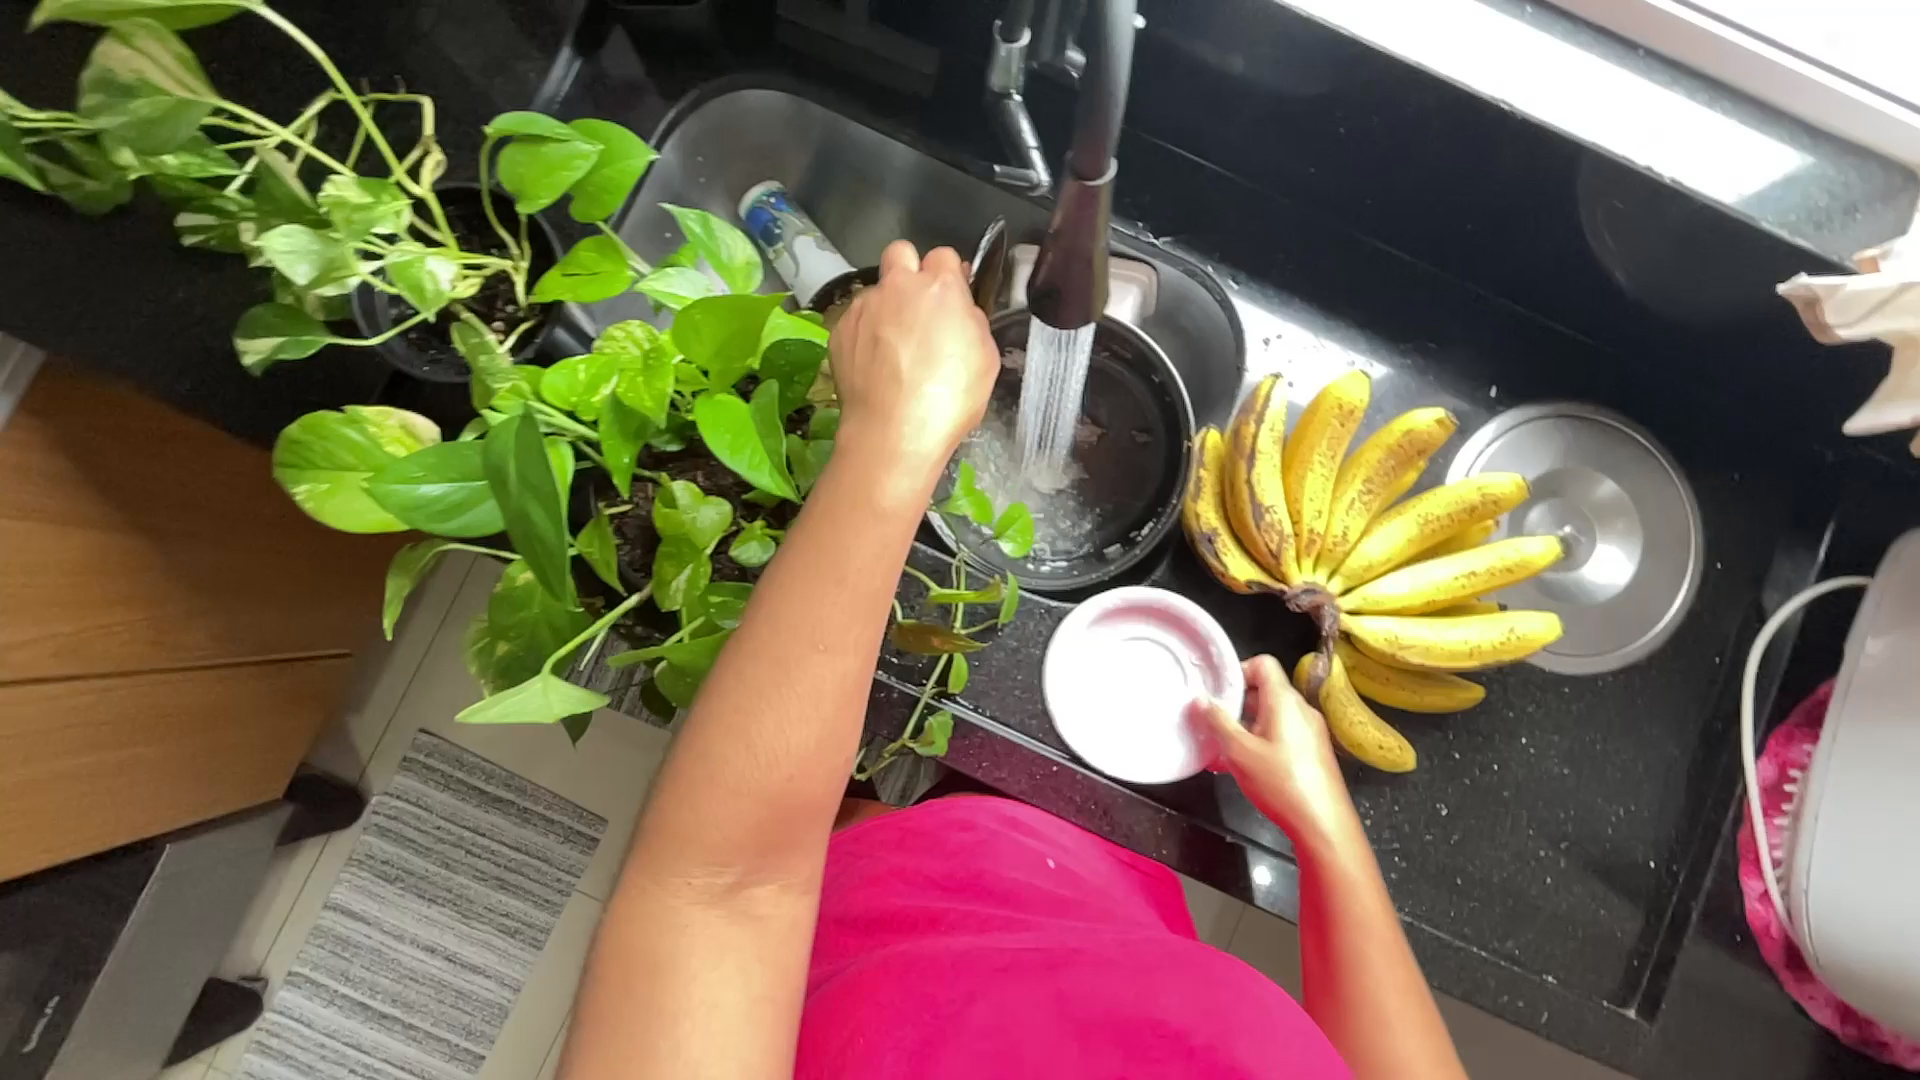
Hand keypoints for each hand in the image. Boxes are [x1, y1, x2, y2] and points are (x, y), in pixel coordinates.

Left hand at [828, 240, 998, 483]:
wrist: (893, 433)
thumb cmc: (949, 400)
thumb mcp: (986, 359)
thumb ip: (971, 322)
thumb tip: (960, 311)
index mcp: (940, 288)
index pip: (944, 256)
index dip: (948, 277)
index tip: (949, 301)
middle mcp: (898, 287)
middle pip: (901, 253)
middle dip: (909, 272)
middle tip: (916, 308)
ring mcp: (863, 307)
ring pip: (876, 292)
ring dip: (885, 309)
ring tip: (892, 350)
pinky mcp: (839, 331)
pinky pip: (856, 321)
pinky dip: (865, 336)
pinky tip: (874, 366)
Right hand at [1196, 656, 1362, 850]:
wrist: (1323, 825)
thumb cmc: (1280, 783)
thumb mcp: (1239, 752)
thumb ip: (1217, 722)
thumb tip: (1200, 699)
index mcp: (1284, 701)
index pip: (1263, 664)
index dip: (1238, 670)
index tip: (1218, 692)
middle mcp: (1301, 710)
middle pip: (1266, 690)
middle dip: (1237, 703)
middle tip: (1214, 722)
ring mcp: (1310, 731)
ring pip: (1272, 714)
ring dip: (1246, 724)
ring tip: (1224, 747)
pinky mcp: (1313, 751)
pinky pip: (1282, 733)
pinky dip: (1261, 739)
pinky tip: (1245, 764)